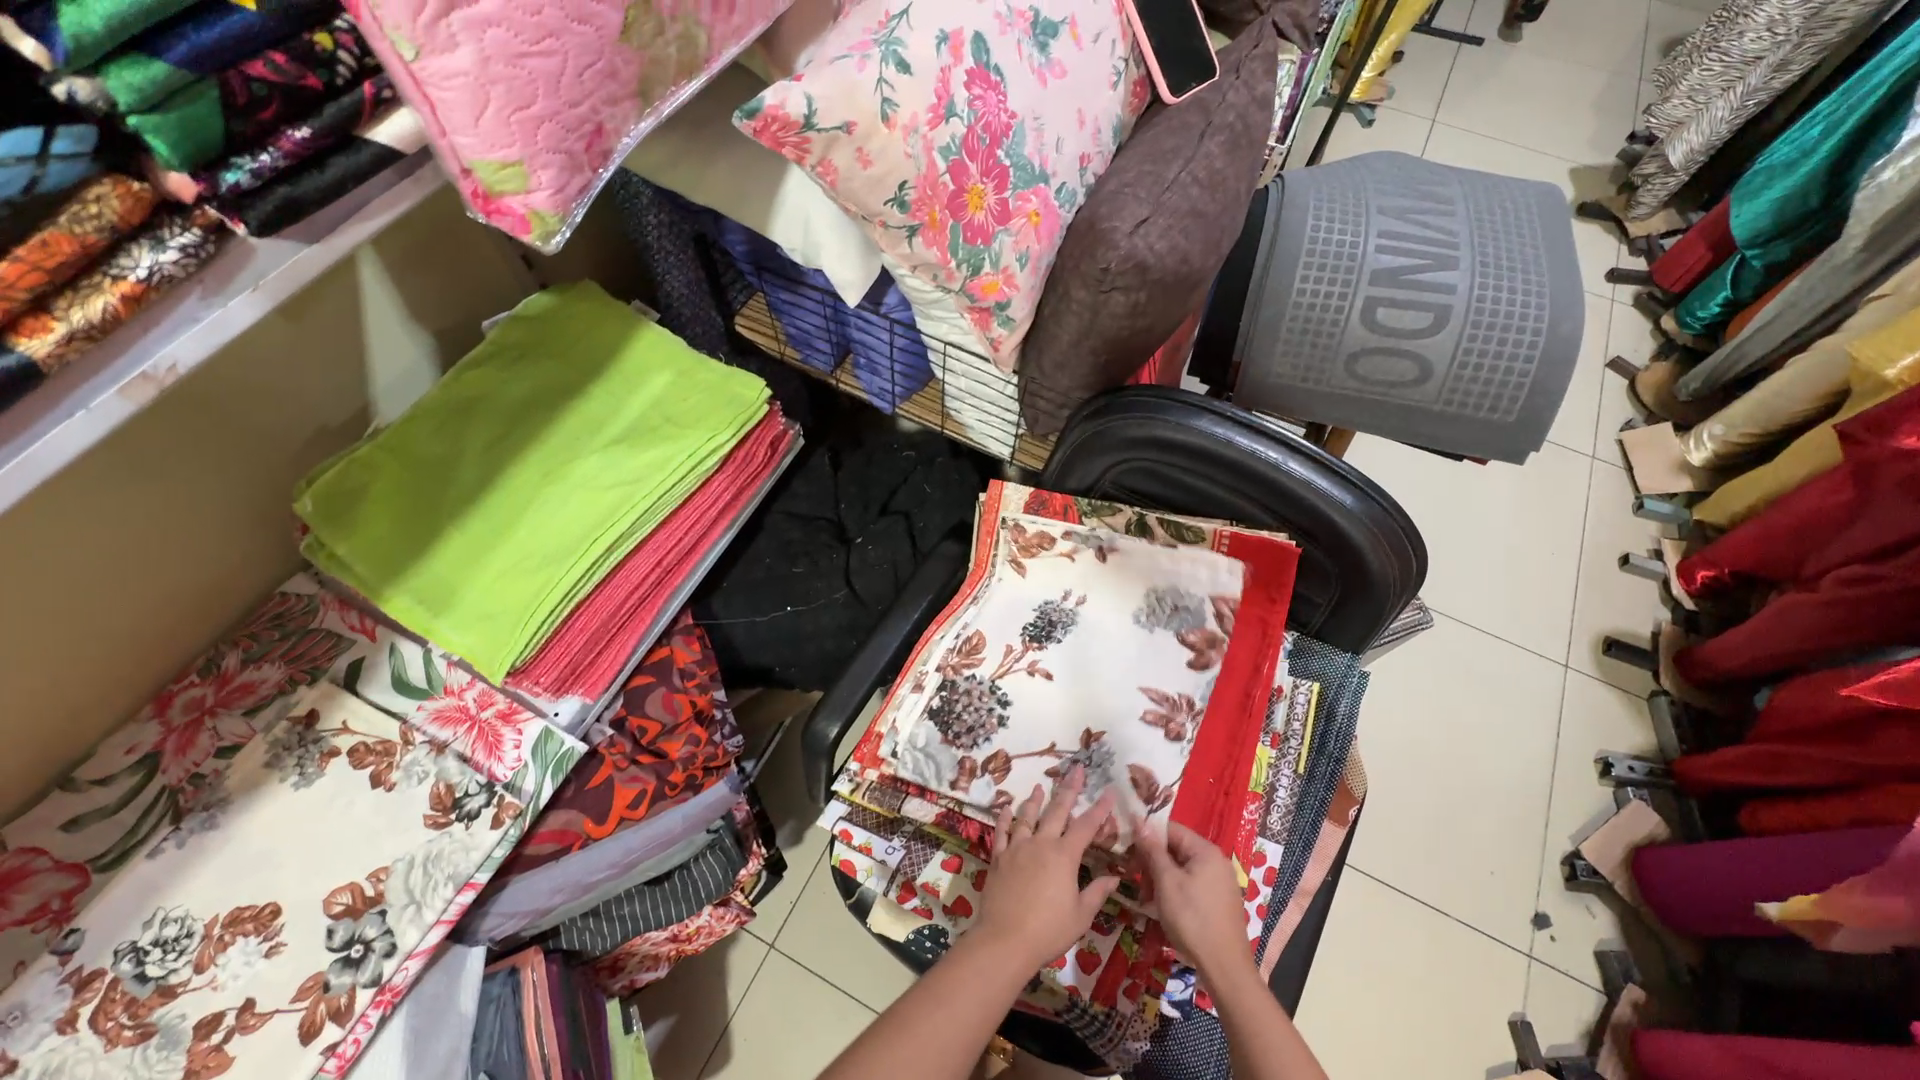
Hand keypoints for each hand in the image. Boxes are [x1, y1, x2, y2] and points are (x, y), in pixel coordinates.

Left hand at [970, 766, 1119, 971]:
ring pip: (1027, 817)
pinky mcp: (998, 859)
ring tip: (1039, 787)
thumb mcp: (1081, 915)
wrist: (1005, 940)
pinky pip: (1002, 833)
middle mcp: (1041, 844)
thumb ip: (1097, 893)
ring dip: (1035, 800)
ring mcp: (1017, 849)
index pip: (1086, 826)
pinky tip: (1006, 809)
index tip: (1108, 792)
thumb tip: (1113, 877)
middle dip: (1068, 789)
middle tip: (1075, 769)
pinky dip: (1005, 819)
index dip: (1099, 809)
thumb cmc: (1049, 930)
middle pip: (1057, 811)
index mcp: (1064, 856)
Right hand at [1134, 820, 1252, 978]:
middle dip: (1152, 862)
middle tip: (1135, 879)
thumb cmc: (1191, 918)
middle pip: (1176, 849)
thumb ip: (1153, 850)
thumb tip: (1140, 821)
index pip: (1171, 829)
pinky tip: (1162, 908)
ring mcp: (1219, 882)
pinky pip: (1191, 885)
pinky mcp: (1218, 900)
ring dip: (1160, 879)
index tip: (1127, 849)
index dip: (1147, 835)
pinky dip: (1174, 891)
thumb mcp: (1166, 881)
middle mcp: (1216, 861)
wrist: (1224, 965)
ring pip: (1181, 869)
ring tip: (1146, 899)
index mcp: (1205, 851)